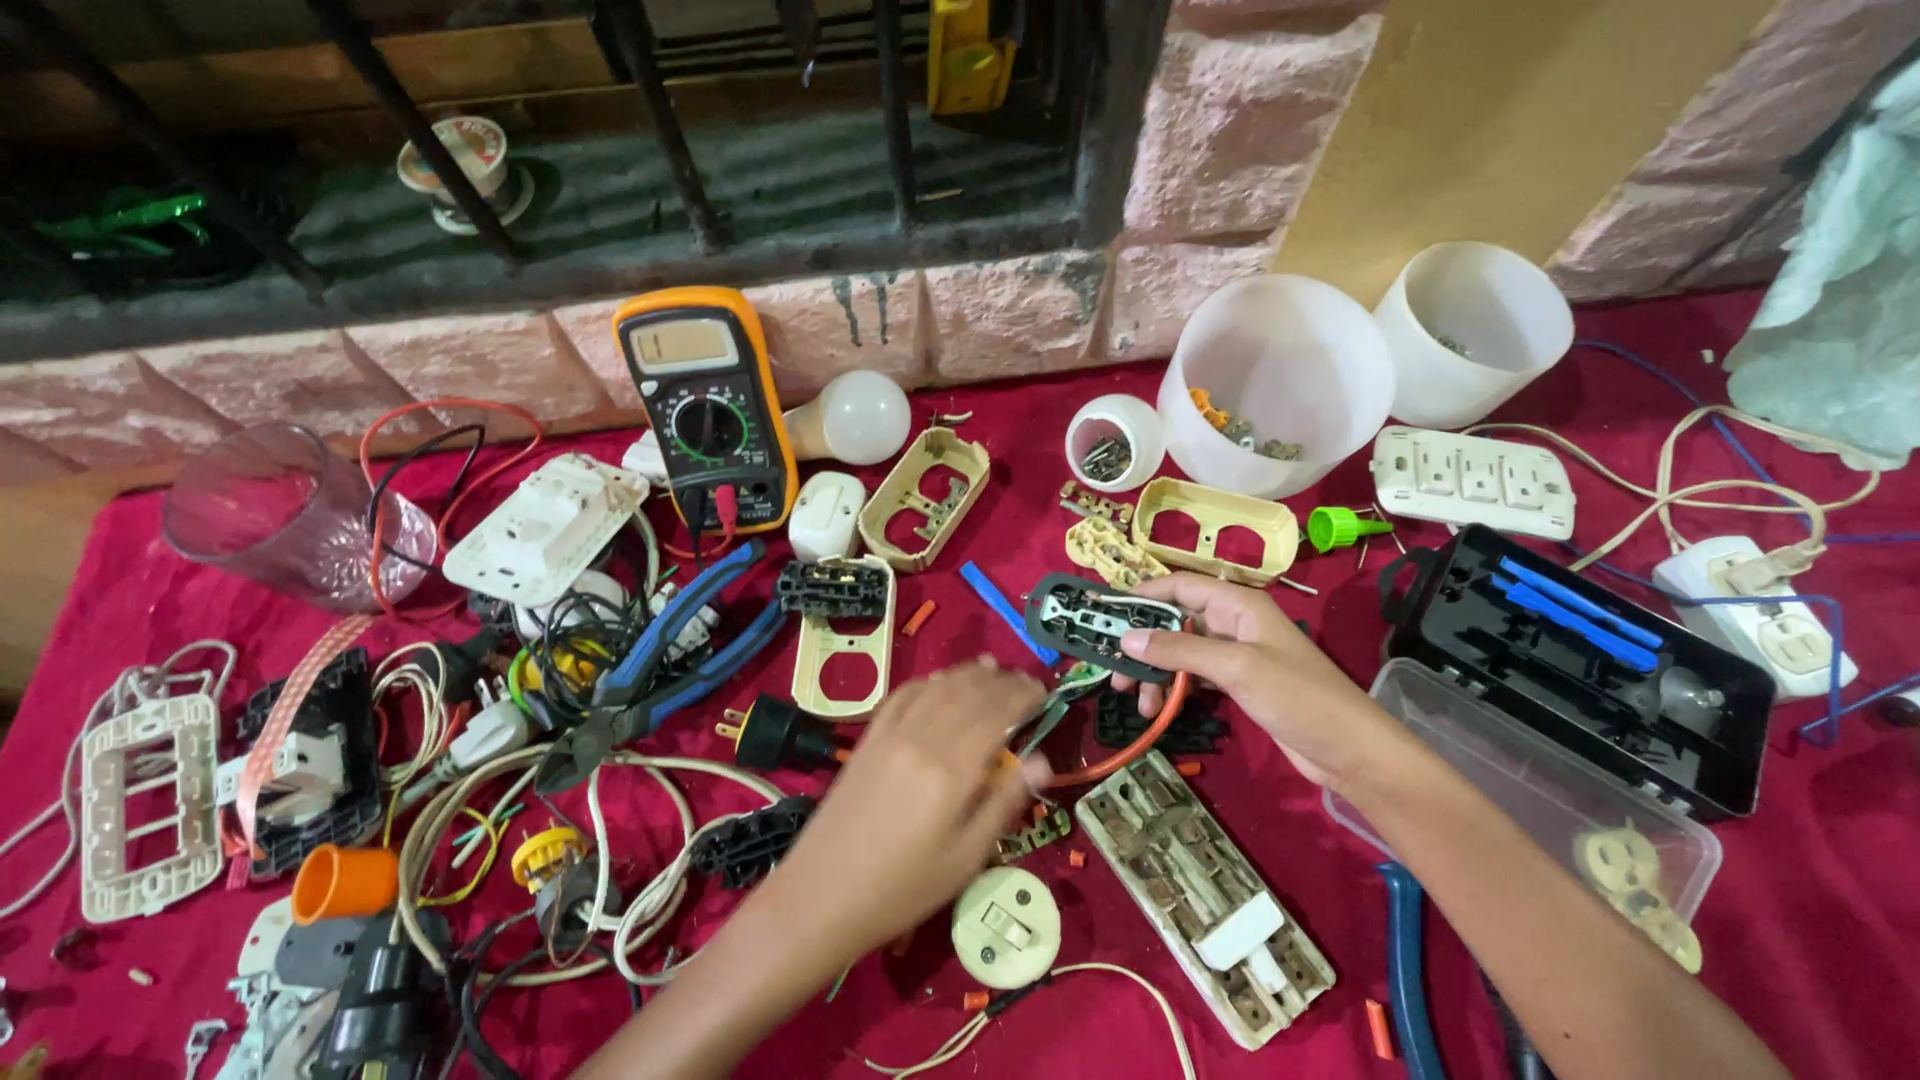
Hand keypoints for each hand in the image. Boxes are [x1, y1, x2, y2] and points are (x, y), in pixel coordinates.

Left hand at [764, 658, 1049, 959]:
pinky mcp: (867, 740)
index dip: (1023, 697)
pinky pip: (902, 695)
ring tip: (992, 668)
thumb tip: (1041, 760)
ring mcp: (889, 735)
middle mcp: (921, 740)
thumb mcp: (965, 859)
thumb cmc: (902, 889)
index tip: (1045, 693)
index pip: (997, 714)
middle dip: (1002, 682)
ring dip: (967, 674)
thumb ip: (1002, 803)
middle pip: (969, 694)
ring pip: (936, 687)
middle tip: (1027, 681)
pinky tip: (940, 681)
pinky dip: (927, 681)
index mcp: (951, 771)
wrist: (820, 896)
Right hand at [1110, 573, 1400, 789]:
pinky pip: (1195, 677)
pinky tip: (1160, 707)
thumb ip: (1180, 650)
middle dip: (1143, 644)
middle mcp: (1235, 623)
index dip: (1143, 595)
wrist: (1349, 749)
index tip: (1106, 613)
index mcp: (1239, 604)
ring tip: (1138, 702)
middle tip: (1114, 672)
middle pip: (1176, 622)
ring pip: (1181, 653)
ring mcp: (1237, 655)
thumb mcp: (1235, 667)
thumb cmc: (1297, 696)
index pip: (1180, 586)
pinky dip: (1174, 688)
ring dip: (1156, 673)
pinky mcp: (1239, 684)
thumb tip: (1127, 638)